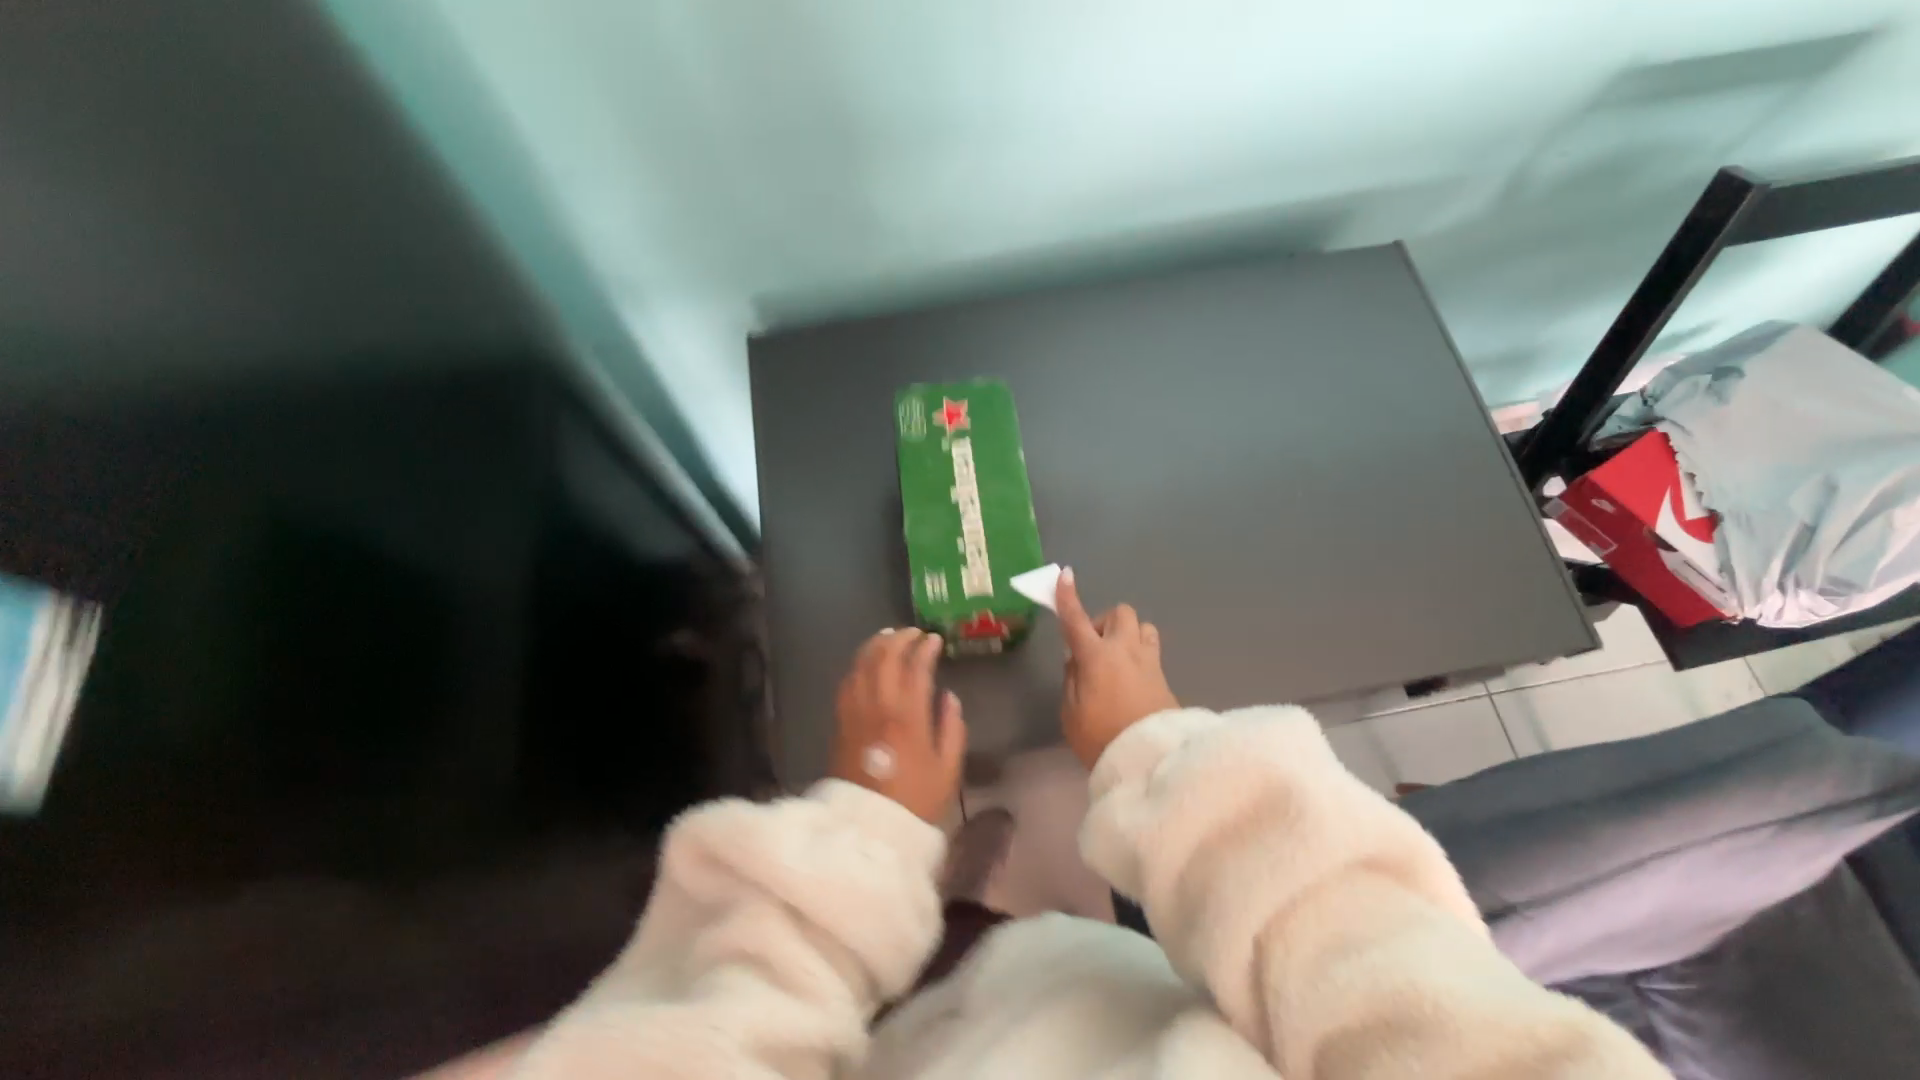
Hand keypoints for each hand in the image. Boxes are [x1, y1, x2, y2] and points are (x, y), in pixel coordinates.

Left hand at [830, 628, 966, 823]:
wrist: (868, 830)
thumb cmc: (915, 803)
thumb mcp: (948, 770)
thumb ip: (952, 729)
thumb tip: (949, 698)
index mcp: (909, 718)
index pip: (916, 668)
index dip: (925, 649)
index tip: (935, 639)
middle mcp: (879, 708)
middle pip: (884, 658)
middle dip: (899, 639)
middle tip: (913, 633)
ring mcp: (855, 714)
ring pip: (861, 666)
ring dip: (875, 646)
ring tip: (888, 638)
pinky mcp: (840, 724)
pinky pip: (847, 684)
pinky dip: (858, 666)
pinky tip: (866, 665)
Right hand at [1057, 569, 1179, 769]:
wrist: (1151, 760)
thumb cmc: (1101, 738)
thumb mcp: (1070, 712)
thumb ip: (1071, 680)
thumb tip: (1076, 660)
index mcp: (1096, 656)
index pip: (1077, 619)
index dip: (1068, 596)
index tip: (1064, 575)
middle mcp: (1125, 650)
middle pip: (1120, 613)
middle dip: (1105, 622)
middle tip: (1093, 648)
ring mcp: (1150, 662)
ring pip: (1142, 627)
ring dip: (1128, 635)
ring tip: (1116, 661)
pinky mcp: (1165, 678)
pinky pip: (1151, 652)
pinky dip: (1138, 656)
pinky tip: (1130, 681)